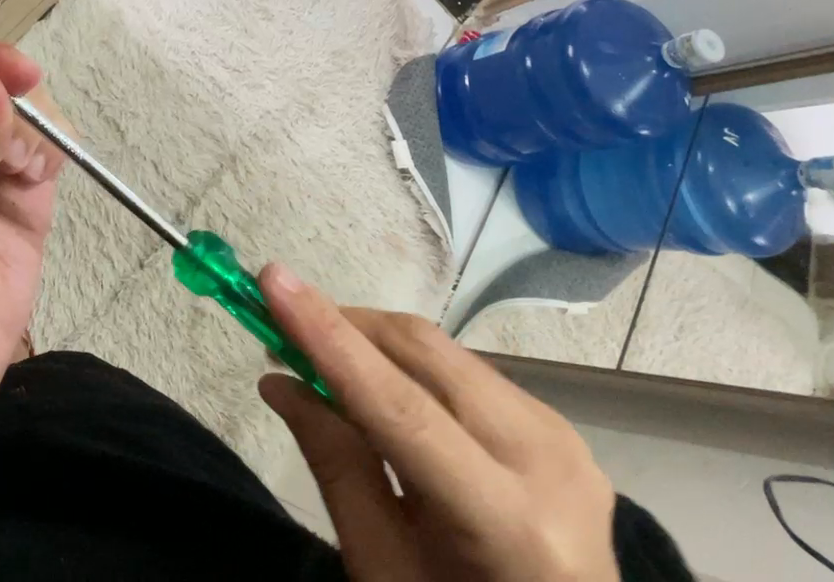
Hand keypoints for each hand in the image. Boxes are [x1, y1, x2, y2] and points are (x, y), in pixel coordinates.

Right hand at [256, 266, 617, 581]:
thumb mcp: (382, 567)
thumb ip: (334, 466)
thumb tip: (279, 381)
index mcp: (507, 521)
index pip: (398, 406)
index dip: (327, 337)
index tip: (271, 280)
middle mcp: (547, 462)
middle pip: (424, 355)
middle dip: (342, 326)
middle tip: (275, 330)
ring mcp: (562, 439)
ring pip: (441, 352)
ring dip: (369, 341)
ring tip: (316, 359)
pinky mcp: (559, 427)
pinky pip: (464, 371)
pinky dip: (405, 364)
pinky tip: (374, 384)